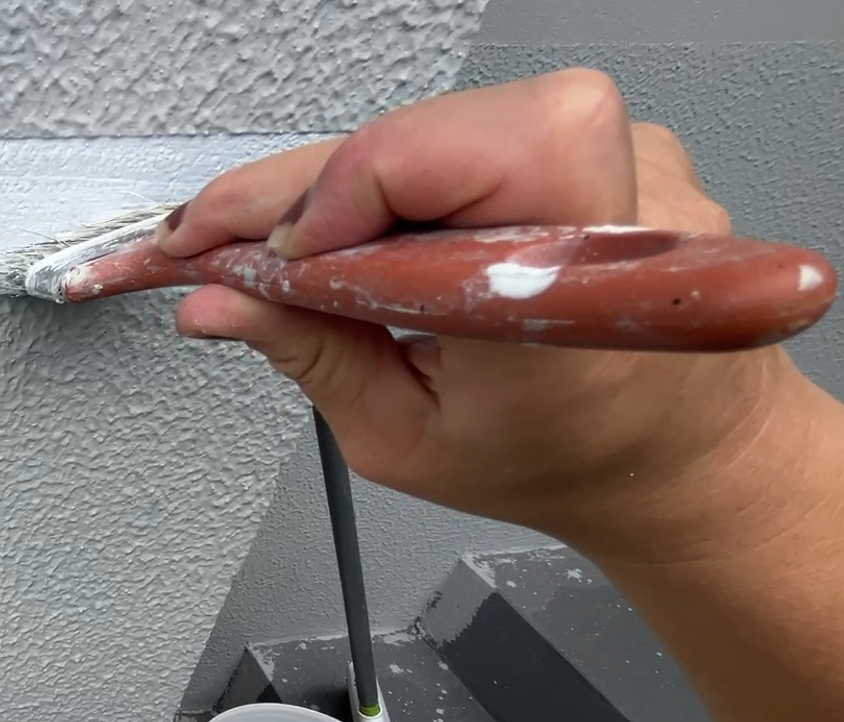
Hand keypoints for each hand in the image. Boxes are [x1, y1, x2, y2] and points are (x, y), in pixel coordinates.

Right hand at [154, 68, 826, 564]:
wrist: (660, 447)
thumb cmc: (546, 457)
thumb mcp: (397, 435)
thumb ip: (308, 358)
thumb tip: (216, 305)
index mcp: (565, 307)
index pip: (483, 155)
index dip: (354, 185)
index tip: (272, 257)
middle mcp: (608, 212)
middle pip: (421, 137)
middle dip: (282, 194)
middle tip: (191, 243)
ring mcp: (607, 166)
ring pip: (419, 133)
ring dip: (308, 191)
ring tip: (238, 250)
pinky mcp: (577, 154)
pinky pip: (440, 144)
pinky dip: (353, 186)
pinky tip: (309, 236)